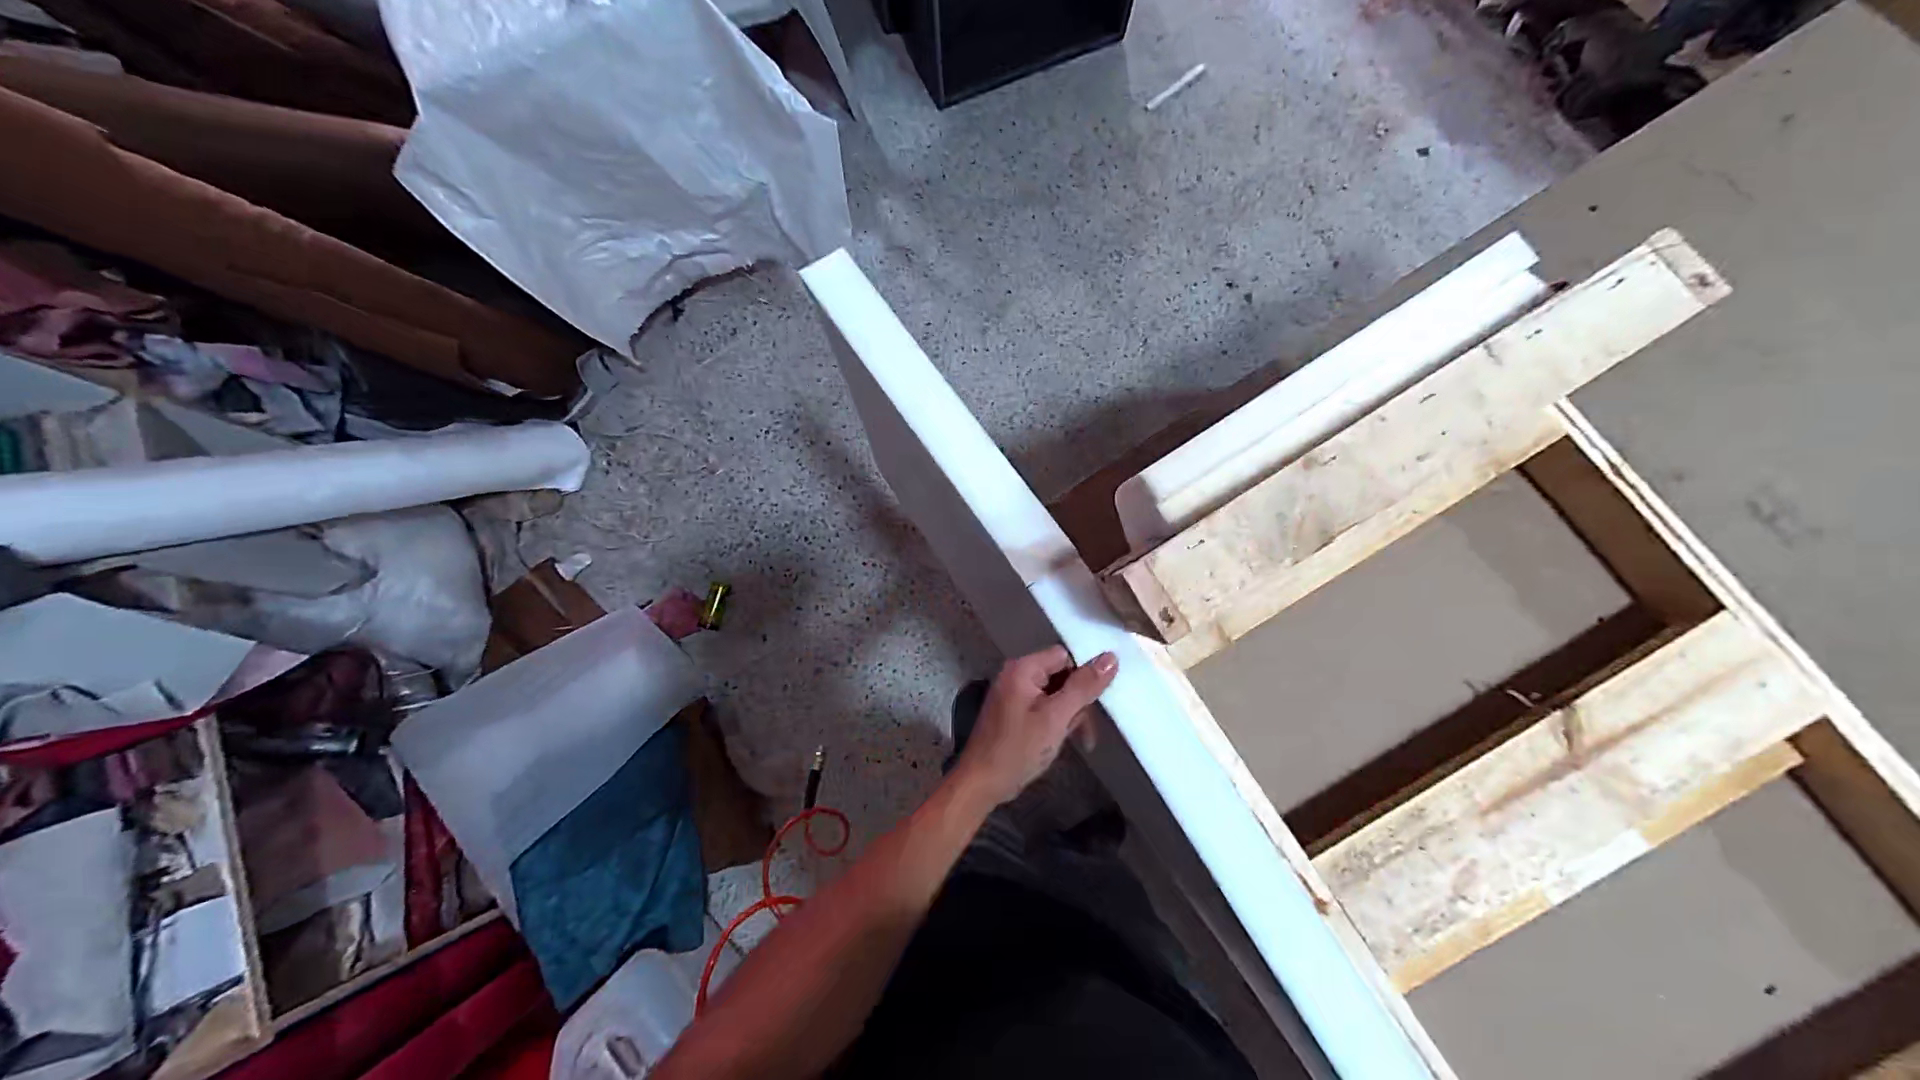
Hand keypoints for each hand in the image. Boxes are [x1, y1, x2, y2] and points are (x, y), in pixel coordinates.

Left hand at [951, 646, 1118, 808]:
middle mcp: (1016, 675)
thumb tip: (1111, 657)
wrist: (982, 782)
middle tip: (1086, 731)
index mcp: (1023, 668)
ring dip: (1070, 715)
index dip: (1084, 674)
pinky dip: (1057, 722)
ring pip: (1056, 694)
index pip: (1065, 655)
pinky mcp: (1015, 712)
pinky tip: (1060, 741)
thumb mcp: (1057, 717)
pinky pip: (1044, 707)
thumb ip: (1083, 687)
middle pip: (1062, 675)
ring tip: (1076, 740)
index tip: (1098, 699)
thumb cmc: (1018, 748)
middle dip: (1078, 702)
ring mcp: (1014, 694)